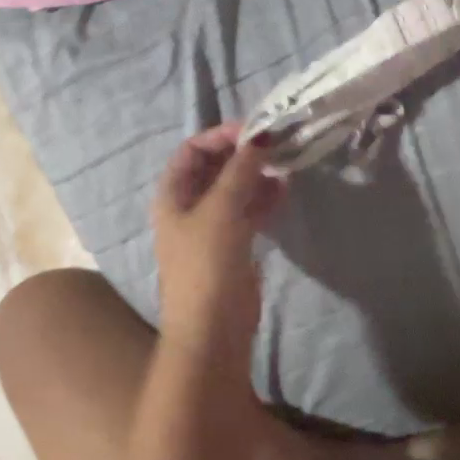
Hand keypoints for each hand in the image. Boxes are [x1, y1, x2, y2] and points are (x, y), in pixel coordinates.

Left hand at [151, 123, 285, 352]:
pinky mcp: (234, 244)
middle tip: (278, 144)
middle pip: (216, 167)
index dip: (222, 135)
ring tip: (286, 163)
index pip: (193, 149)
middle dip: (244, 153)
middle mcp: (189, 206)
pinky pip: (249, 210)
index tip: (257, 130)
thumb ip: (241, 170)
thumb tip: (262, 135)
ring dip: (258, 174)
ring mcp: (212, 226)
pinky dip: (265, 197)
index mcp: (172, 194)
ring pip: (236, 188)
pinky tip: (285, 189)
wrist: (213, 328)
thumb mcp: (222, 210)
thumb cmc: (206, 265)